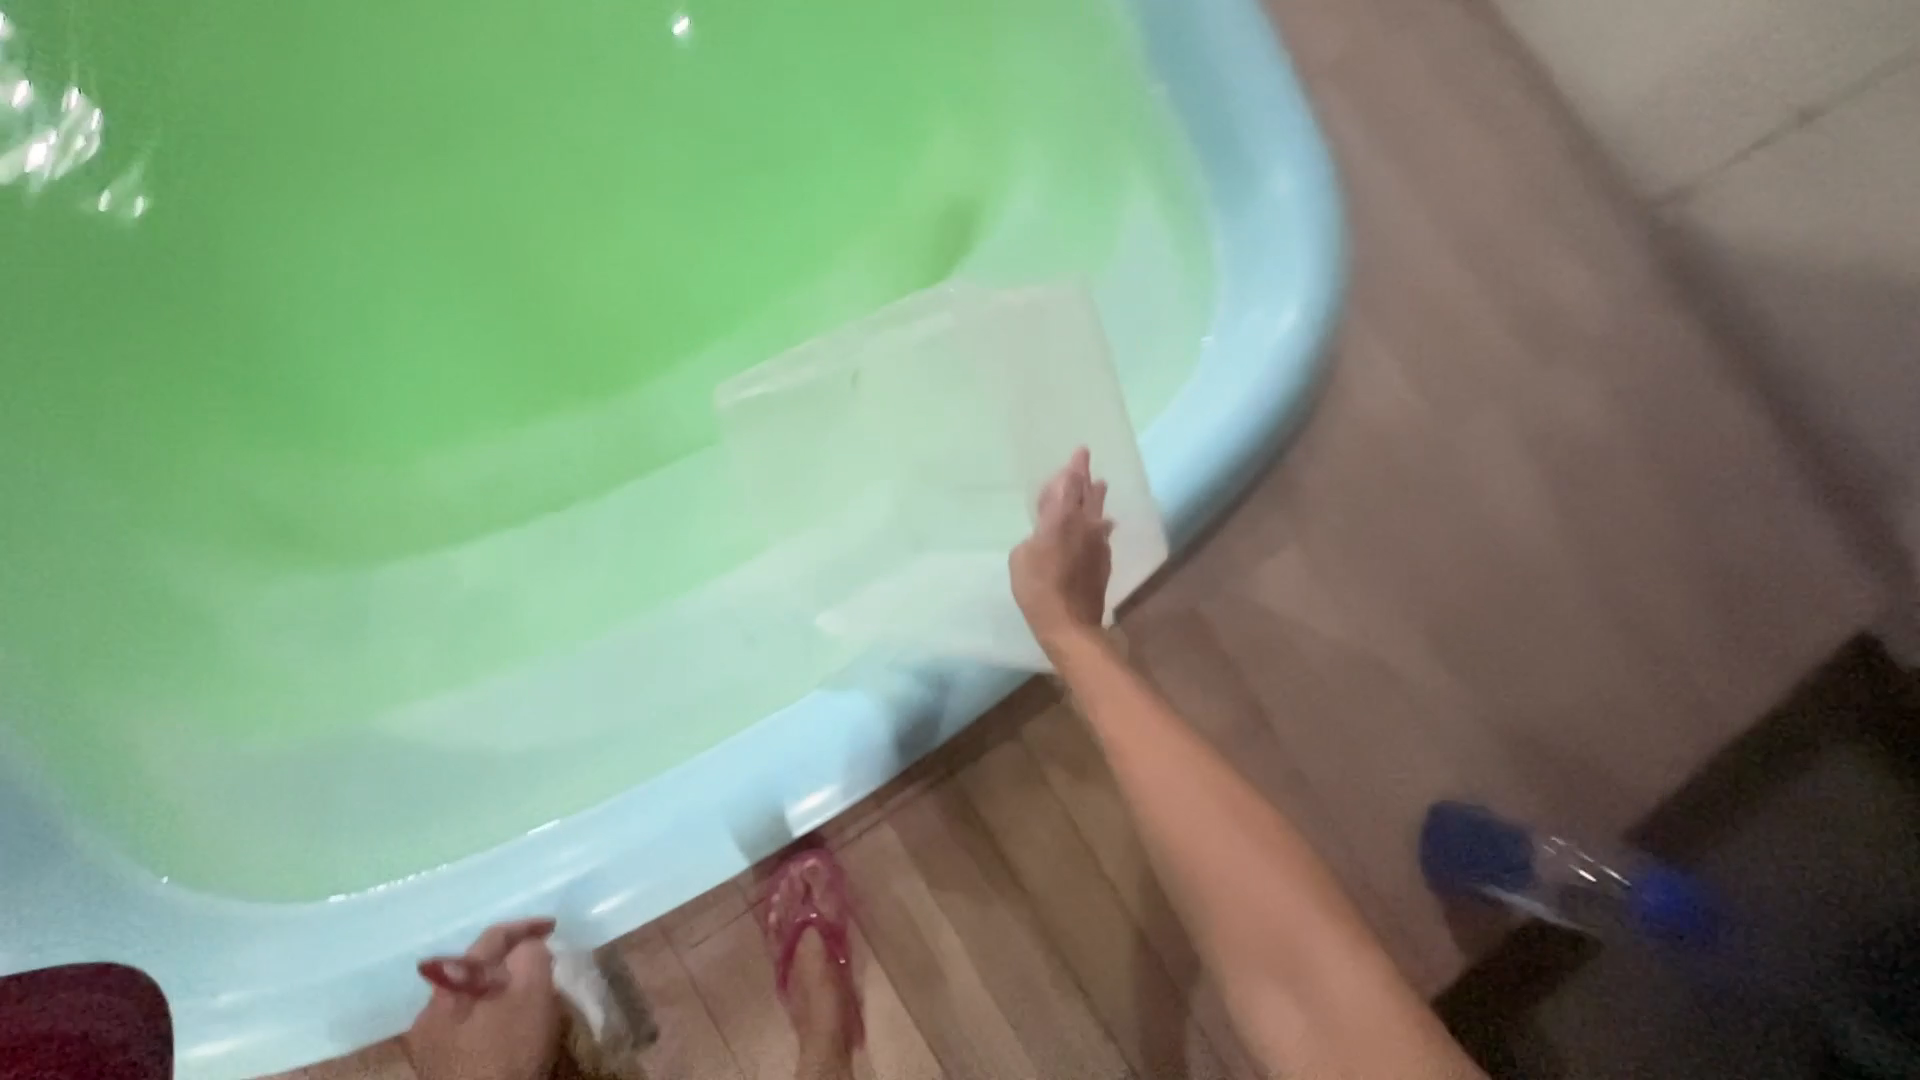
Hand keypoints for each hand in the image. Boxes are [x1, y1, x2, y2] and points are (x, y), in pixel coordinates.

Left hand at [406, 918, 561, 1079]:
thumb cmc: (510, 1049)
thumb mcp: (534, 991)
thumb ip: (531, 954)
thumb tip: (527, 947)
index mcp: (454, 982)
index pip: (493, 937)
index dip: (527, 926)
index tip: (554, 927)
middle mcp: (432, 1005)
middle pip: (477, 965)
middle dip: (510, 958)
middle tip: (542, 959)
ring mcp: (428, 1039)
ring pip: (470, 995)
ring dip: (498, 987)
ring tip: (526, 993)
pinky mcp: (433, 1065)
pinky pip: (465, 1023)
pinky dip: (488, 1014)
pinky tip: (505, 1028)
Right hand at [1011, 448, 1113, 649]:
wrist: (1069, 622)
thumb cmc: (1037, 588)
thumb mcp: (1020, 557)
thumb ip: (1035, 537)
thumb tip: (1047, 535)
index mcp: (1061, 518)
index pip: (1069, 485)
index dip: (1073, 469)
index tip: (1079, 454)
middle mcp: (1084, 525)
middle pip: (1088, 494)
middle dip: (1086, 477)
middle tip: (1086, 462)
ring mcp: (1098, 543)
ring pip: (1099, 512)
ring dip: (1097, 499)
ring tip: (1100, 487)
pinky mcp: (1104, 561)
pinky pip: (1102, 534)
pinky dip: (1098, 525)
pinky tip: (1100, 526)